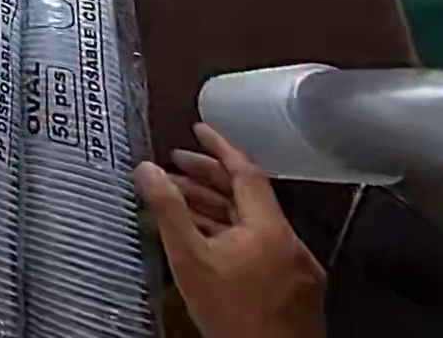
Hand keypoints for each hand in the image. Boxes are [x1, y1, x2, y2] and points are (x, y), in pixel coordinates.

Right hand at [135, 123, 326, 337]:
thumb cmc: (230, 313)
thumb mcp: (189, 257)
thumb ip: (168, 207)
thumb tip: (146, 166)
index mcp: (270, 230)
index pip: (246, 173)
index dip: (220, 146)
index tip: (197, 128)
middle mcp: (290, 245)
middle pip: (248, 196)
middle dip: (209, 176)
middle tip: (174, 163)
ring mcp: (296, 270)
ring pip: (251, 222)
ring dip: (215, 205)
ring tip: (178, 197)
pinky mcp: (295, 292)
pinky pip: (259, 245)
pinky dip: (229, 230)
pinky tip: (201, 234)